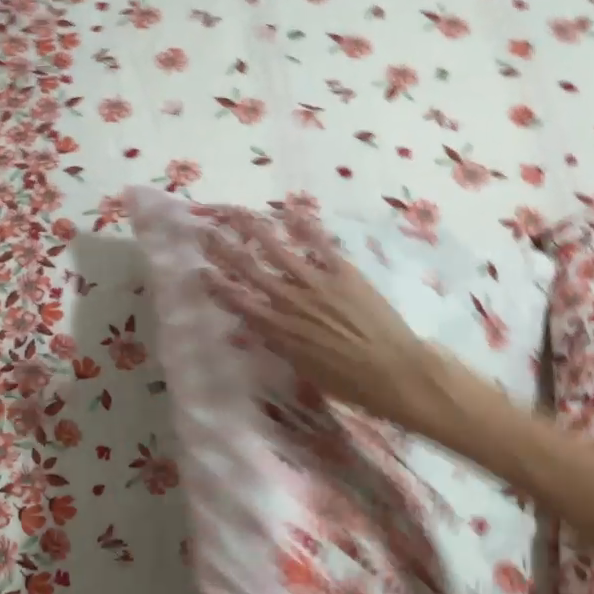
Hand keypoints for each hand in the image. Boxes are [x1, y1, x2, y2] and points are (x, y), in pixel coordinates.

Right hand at [201, 210, 484, 446]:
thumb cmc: (348, 382)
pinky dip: (302, 226)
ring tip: (235, 212)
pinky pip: (318, 244)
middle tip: (205, 231)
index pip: (237, 301)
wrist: (393, 372)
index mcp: (277, 328)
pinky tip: (288, 210)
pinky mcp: (342, 272)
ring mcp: (315, 282)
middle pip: (248, 269)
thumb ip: (279, 343)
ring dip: (252, 228)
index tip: (200, 270)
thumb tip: (257, 328)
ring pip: (275, 249)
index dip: (216, 285)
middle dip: (224, 249)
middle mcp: (289, 301)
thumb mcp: (303, 369)